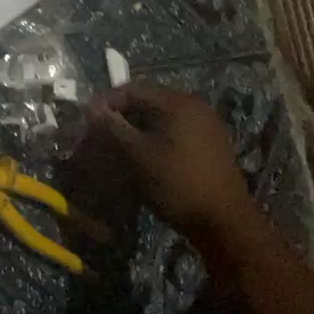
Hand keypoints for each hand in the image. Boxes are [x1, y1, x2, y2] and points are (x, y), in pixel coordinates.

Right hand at [86, 82, 255, 244]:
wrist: (226, 224)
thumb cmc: (178, 183)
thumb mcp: (138, 154)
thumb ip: (112, 127)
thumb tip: (89, 108)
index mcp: (178, 102)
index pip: (131, 89)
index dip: (106, 103)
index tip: (87, 121)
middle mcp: (194, 107)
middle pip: (146, 102)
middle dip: (121, 116)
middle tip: (101, 136)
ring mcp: (206, 126)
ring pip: (159, 118)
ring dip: (136, 129)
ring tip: (119, 148)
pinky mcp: (210, 145)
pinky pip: (174, 131)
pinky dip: (154, 139)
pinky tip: (144, 157)